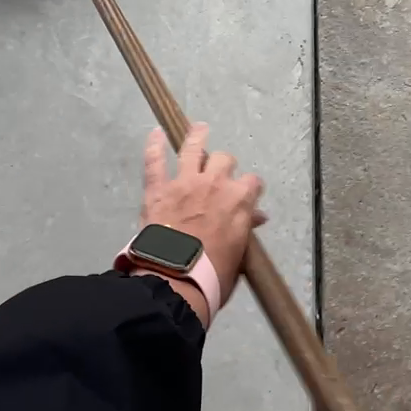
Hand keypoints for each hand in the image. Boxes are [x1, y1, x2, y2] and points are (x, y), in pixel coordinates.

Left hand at [135, 123, 265, 323]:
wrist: (176, 283)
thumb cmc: (214, 275)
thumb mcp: (240, 254)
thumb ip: (246, 228)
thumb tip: (257, 216)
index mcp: (239, 199)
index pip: (252, 182)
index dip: (250, 187)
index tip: (248, 192)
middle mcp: (214, 183)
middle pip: (224, 160)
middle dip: (224, 165)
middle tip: (219, 173)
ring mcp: (185, 182)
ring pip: (193, 148)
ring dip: (197, 137)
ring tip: (200, 128)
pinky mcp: (158, 189)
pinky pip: (154, 161)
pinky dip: (154, 146)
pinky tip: (155, 133)